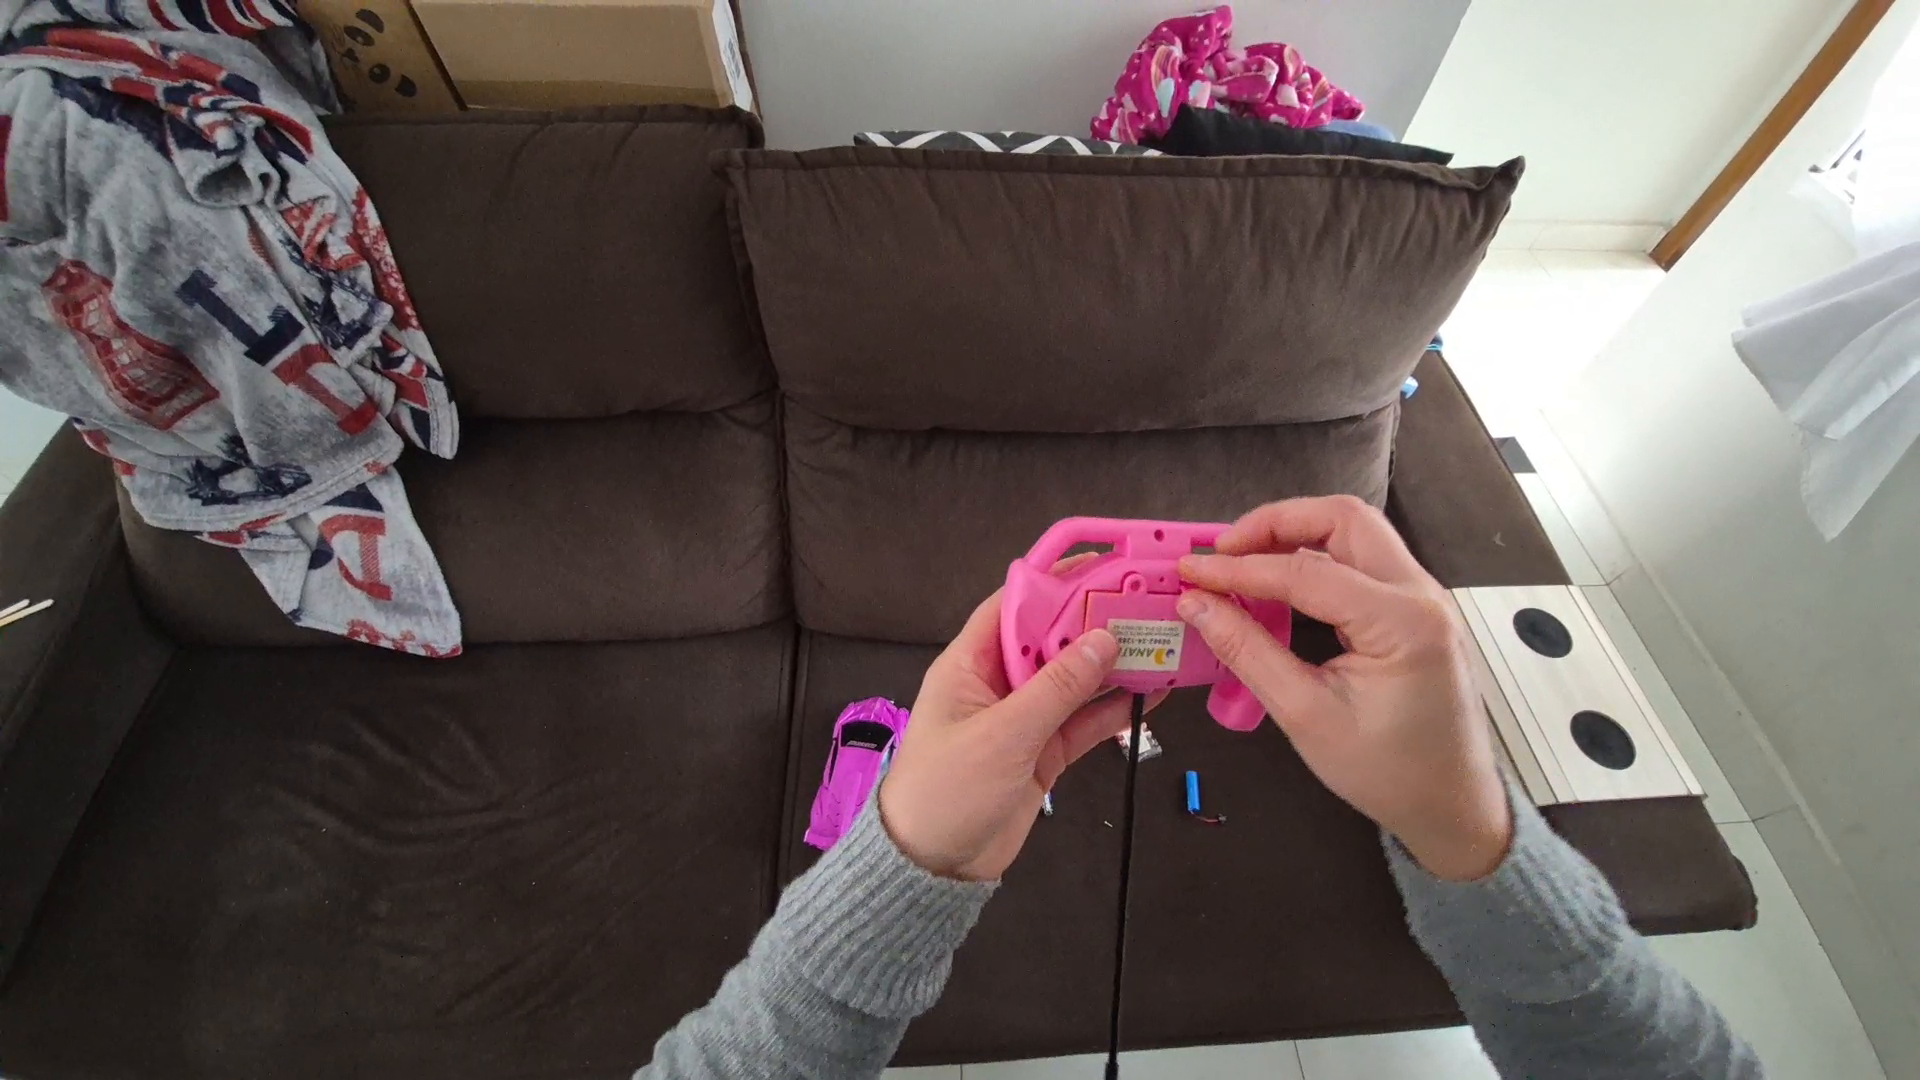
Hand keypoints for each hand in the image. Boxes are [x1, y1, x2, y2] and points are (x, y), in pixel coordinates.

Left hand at [879, 588, 1161, 881]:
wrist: (934, 866)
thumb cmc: (949, 789)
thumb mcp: (1003, 734)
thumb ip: (1056, 689)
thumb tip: (1103, 640)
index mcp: (970, 663)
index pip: (1012, 607)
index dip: (1052, 583)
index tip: (1098, 568)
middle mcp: (998, 682)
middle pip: (1049, 640)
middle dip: (1091, 623)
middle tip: (1142, 604)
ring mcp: (1023, 718)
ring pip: (1072, 681)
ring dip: (1110, 665)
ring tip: (1158, 643)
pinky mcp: (1044, 752)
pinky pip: (1083, 722)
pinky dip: (1113, 710)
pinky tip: (1150, 694)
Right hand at [1176, 496, 1512, 880]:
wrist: (1453, 806)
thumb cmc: (1385, 771)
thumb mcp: (1305, 714)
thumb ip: (1247, 650)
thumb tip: (1195, 604)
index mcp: (1401, 622)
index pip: (1304, 571)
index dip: (1238, 568)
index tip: (1190, 570)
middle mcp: (1420, 593)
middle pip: (1343, 518)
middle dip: (1275, 522)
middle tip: (1222, 550)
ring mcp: (1421, 596)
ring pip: (1353, 530)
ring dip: (1293, 533)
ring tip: (1241, 559)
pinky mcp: (1411, 607)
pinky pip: (1358, 558)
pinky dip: (1310, 555)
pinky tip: (1275, 580)